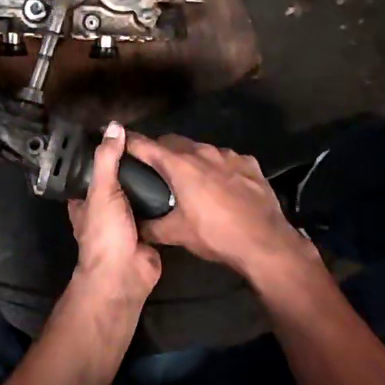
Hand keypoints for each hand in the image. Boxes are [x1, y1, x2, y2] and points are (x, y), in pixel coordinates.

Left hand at [66, 123, 161, 316]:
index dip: (102, 155)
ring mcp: (127, 223)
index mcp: (84, 202)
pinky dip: (166, 201)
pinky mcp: (149, 232)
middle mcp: (104, 211)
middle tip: (151, 145)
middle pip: (118, 184)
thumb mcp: (102, 190)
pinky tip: (179, 183)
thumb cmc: (105, 232)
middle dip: (132, 169)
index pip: (91, 172)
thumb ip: (107, 159)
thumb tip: (114, 126)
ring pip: (138, 198)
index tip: (120, 135)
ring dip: (150, 185)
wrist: (125, 274)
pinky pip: (157, 212)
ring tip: (168, 158)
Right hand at [126, 134, 319, 280]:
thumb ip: (151, 227)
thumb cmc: (216, 235)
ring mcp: (230, 156)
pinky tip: (222, 186)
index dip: (130, 143)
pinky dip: (219, 168)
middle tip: (153, 168)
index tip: (120, 143)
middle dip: (160, 150)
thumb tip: (134, 227)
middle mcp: (204, 152)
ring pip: (202, 150)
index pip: (146, 145)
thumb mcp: (177, 235)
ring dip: (192, 159)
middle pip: (174, 142)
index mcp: (180, 165)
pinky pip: (227, 160)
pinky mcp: (250, 164)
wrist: (265, 242)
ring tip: (189, 179)